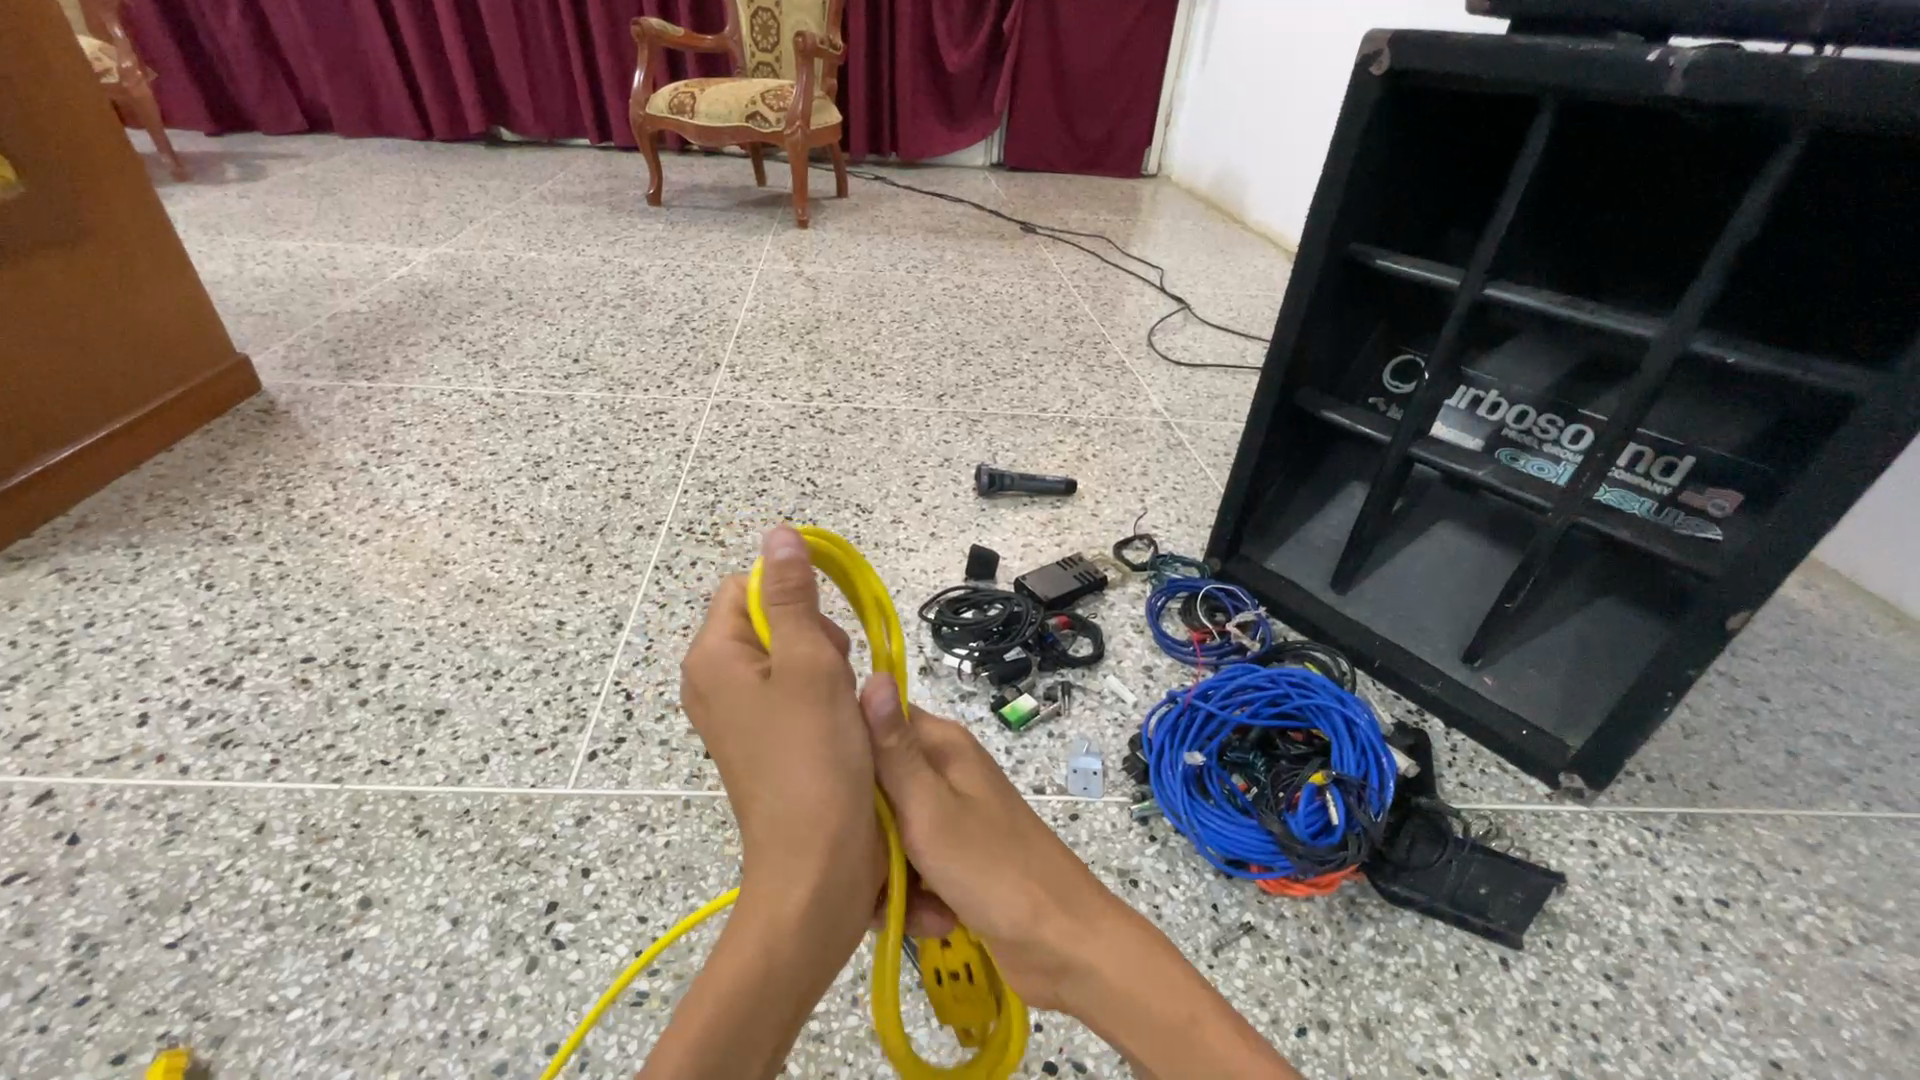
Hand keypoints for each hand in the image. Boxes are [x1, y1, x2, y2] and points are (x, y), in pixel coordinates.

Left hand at [680, 527, 882, 923]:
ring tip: (843, 711)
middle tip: (835, 682)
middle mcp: (714, 681)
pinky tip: (842, 729)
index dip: (794, 599)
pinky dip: (823, 703)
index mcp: (713, 656)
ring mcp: (736, 716)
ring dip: (827, 673)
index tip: (823, 639)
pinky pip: (794, 697)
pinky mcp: (762, 743)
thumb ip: (794, 595)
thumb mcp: (809, 664)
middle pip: (772, 621)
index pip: (749, 587)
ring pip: (791, 659)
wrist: (817, 864)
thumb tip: (778, 533)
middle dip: (815, 639)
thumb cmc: (814, 758)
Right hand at [857, 675, 1131, 1011]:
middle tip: (874, 862)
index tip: (822, 785)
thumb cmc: (992, 868)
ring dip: (890, 878)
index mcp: (942, 746)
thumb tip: (874, 674)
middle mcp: (944, 774)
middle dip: (868, 834)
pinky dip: (916, 900)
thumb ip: (893, 750)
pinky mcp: (953, 862)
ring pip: (885, 838)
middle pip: (874, 789)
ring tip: (908, 904)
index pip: (876, 721)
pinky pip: (909, 872)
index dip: (846, 748)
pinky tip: (934, 920)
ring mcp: (949, 820)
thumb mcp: (929, 807)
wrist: (1060, 943)